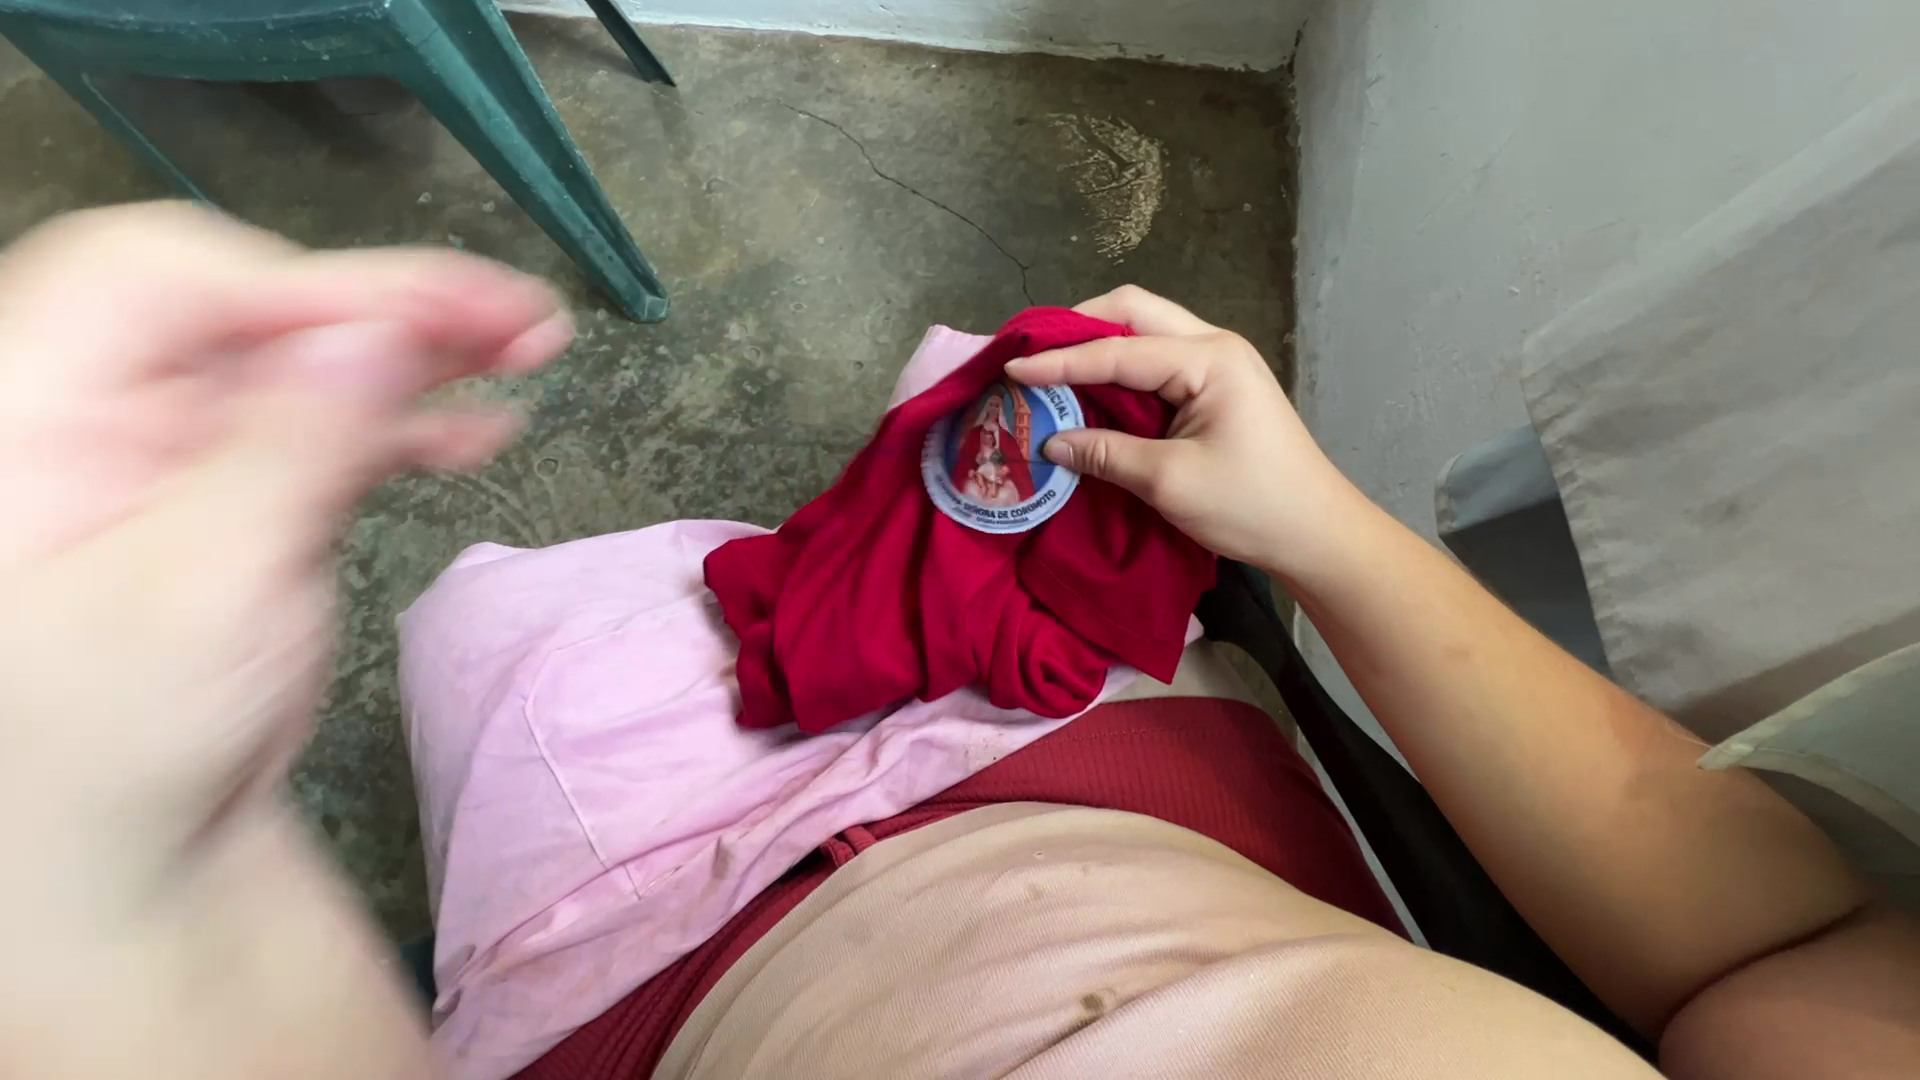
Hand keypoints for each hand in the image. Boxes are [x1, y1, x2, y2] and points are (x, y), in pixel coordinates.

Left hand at [0, 203, 570, 913]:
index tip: (436, 326)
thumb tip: (373, 331)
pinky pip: (343, 426)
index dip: (310, 289)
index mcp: (29, 417)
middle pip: (262, 308)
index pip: (166, 283)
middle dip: (399, 304)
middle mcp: (108, 411)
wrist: (146, 833)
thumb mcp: (207, 584)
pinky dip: (421, 419)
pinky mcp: (259, 488)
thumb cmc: (129, 735)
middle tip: (519, 317)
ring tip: (528, 350)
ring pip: (318, 360)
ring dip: (430, 352)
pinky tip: (487, 425)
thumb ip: (287, 446)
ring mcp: (191, 449)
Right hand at [1004, 286, 1364, 575]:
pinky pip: (1154, 362)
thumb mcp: (1168, 482)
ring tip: (1050, 366)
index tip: (1011, 367)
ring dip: (1096, 345)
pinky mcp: (1212, 388)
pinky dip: (1116, 370)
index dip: (1060, 360)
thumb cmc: (1249, 505)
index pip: (1118, 350)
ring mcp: (1216, 363)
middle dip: (1078, 326)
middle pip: (1133, 312)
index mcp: (1209, 359)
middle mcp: (1213, 345)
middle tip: (1033, 351)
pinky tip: (1089, 389)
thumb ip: (1105, 454)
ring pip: (1144, 331)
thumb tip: (1049, 441)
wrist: (1315, 532)